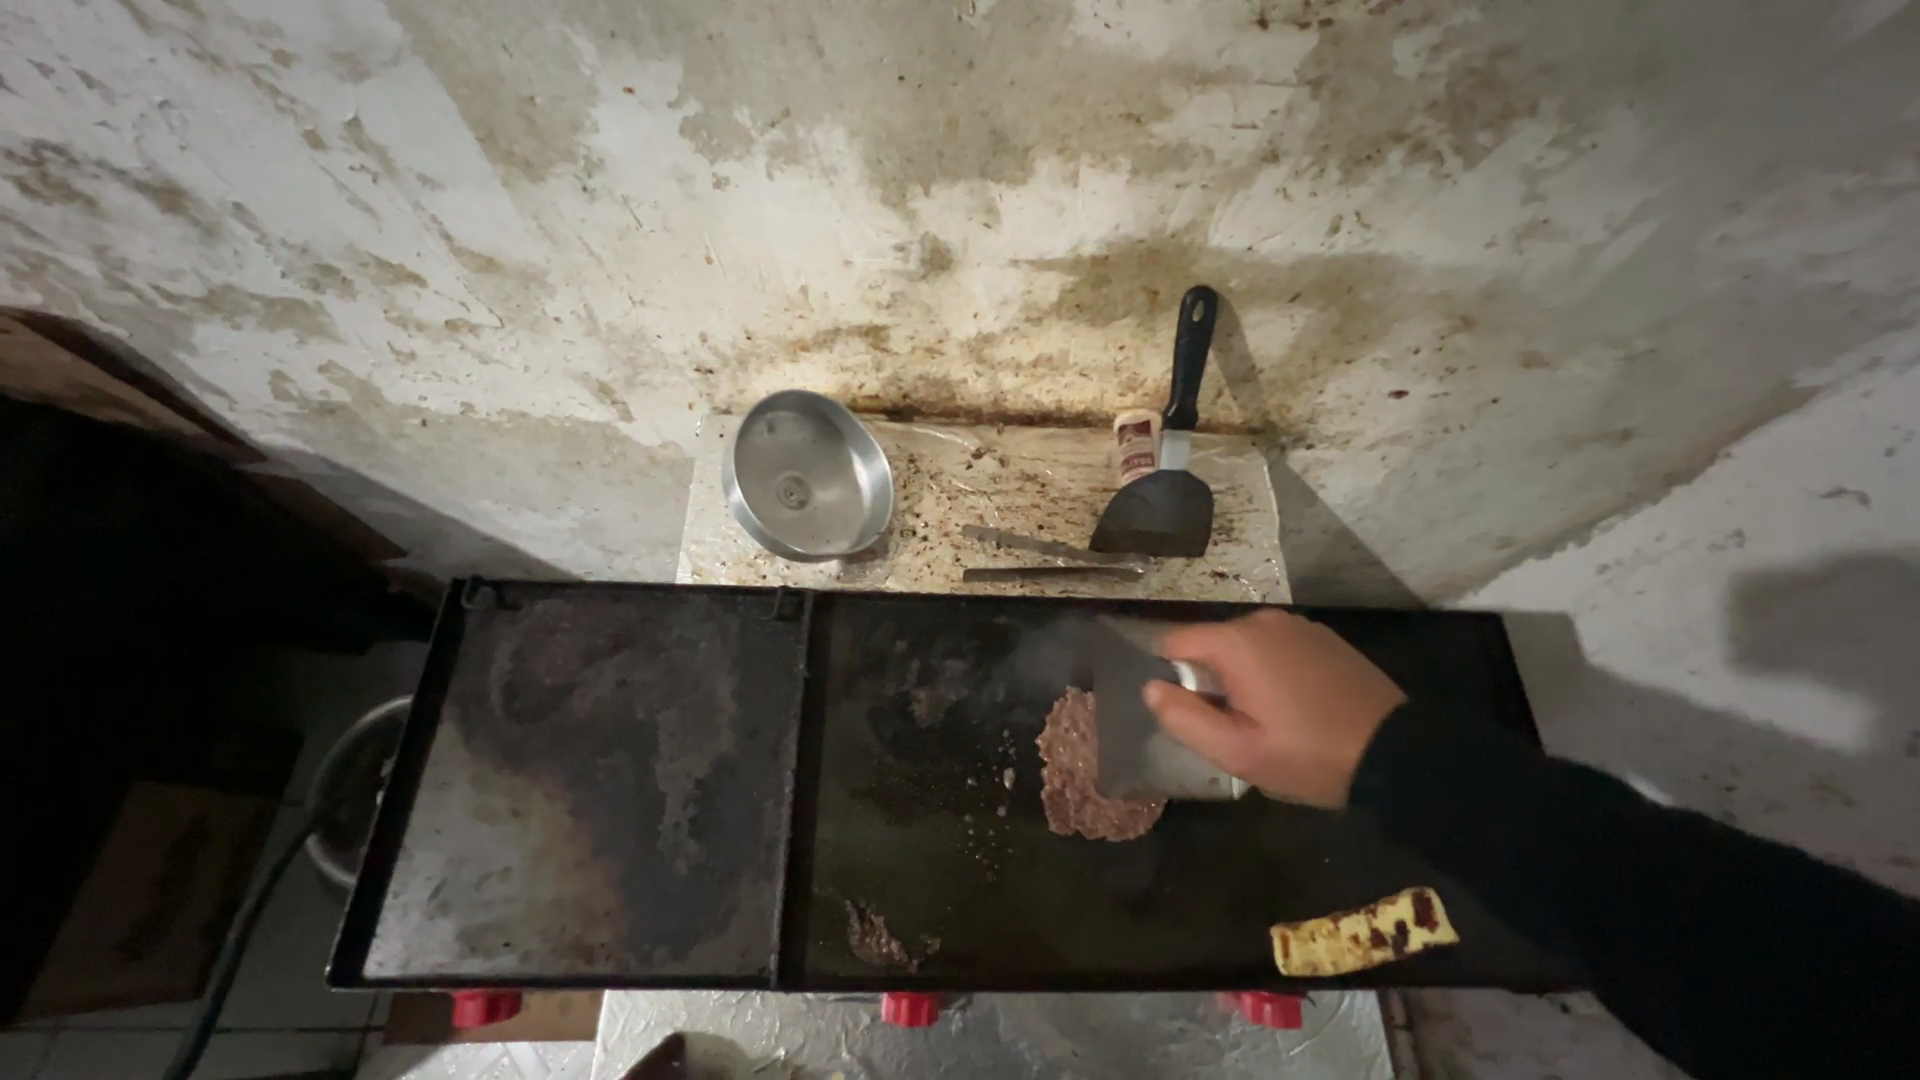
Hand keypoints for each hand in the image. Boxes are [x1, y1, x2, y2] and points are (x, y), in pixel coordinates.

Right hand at [1143, 610, 1405, 807]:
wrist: (1398, 754)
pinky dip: (1273, 670)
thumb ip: (1183, 717)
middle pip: (1210, 643)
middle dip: (1211, 679)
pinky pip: (1277, 647)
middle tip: (1237, 725)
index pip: (1173, 642)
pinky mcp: (1325, 637)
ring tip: (1269, 718)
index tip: (1195, 712)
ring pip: (1244, 646)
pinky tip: (1297, 704)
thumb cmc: (1308, 755)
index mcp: (1236, 642)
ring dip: (1243, 675)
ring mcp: (1298, 625)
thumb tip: (1151, 687)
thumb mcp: (1236, 751)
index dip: (1172, 677)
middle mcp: (1263, 620)